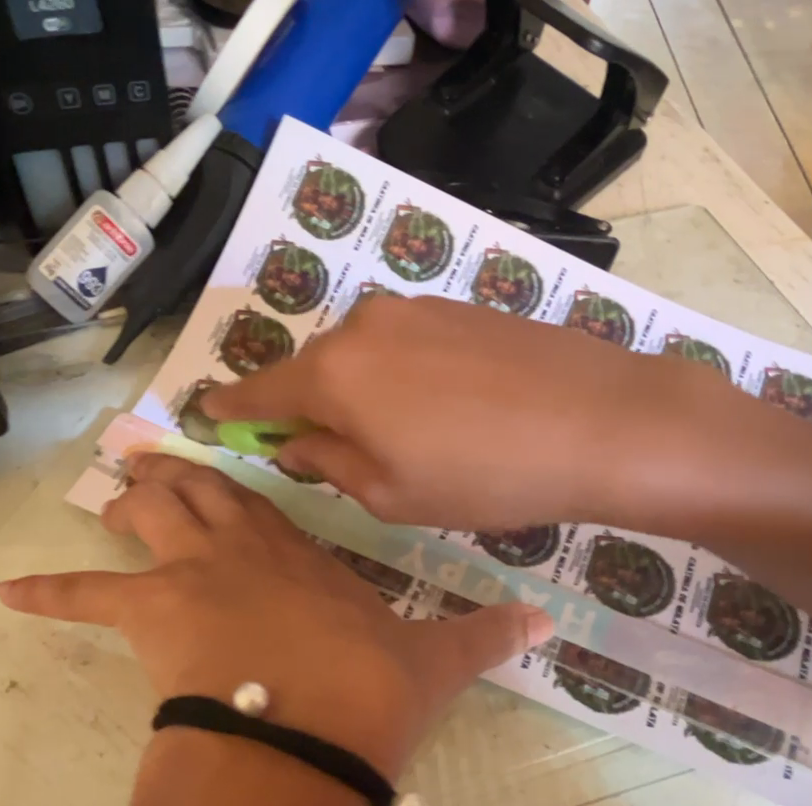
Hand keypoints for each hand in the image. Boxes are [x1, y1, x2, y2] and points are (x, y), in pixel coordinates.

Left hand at [0, 454, 553, 777]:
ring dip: (132, 506)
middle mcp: (246, 550)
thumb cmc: (368, 689)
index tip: (228, 474)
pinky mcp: (150, 613)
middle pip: (205, 499)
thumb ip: (486, 635)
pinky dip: (48, 596)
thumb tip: (548, 620)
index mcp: (304, 557)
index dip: (246, 491)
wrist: (314, 726)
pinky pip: (87, 601)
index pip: (268, 510)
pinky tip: (6, 594)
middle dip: (182, 480)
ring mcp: (193, 573)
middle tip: (158, 464)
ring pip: (151, 521)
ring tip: (115, 494)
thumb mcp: (436, 661)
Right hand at [203, 295, 783, 535]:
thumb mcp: (391, 494)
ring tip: (407, 443)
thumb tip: (298, 442)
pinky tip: (444, 412)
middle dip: (309, 410)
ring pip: (361, 357)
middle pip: (312, 372)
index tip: (208, 416)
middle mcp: (363, 324)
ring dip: (362, 395)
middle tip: (332, 458)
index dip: (230, 409)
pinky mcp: (460, 305)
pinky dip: (402, 377)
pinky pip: (405, 345)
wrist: (603, 422)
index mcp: (333, 374)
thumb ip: (328, 462)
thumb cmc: (485, 476)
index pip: (258, 391)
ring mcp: (415, 306)